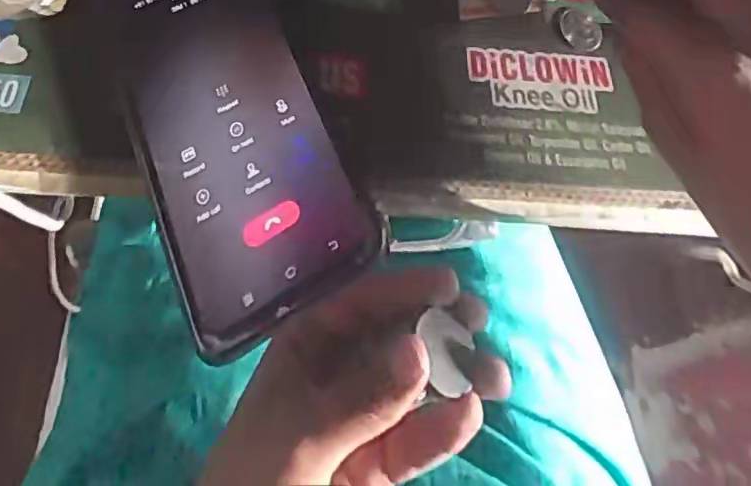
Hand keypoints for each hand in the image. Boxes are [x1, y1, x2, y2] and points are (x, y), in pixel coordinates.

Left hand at [201, 267, 511, 485]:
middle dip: (436, 326)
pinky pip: (414, 441)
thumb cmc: (254, 478)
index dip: (401, 289)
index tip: (448, 284)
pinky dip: (442, 428)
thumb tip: (419, 348)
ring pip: (412, 389)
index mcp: (305, 348)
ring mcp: (359, 421)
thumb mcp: (301, 434)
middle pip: (392, 339)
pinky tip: (471, 412)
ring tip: (495, 374)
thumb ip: (360, 398)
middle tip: (479, 319)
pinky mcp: (376, 467)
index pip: (357, 305)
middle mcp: (336, 374)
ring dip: (454, 377)